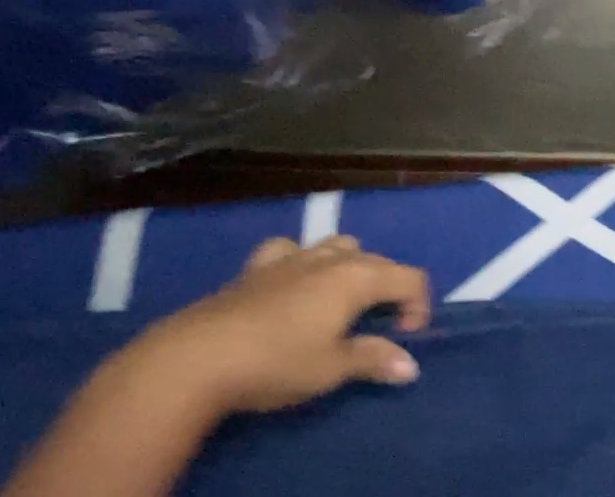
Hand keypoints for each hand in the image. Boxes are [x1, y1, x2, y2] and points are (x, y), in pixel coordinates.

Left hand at [121, 235, 431, 416]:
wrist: (196, 358)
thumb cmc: (276, 362)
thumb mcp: (332, 368)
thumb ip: (374, 359)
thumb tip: (410, 366)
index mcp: (359, 277)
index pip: (411, 279)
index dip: (418, 308)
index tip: (403, 341)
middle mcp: (333, 258)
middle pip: (380, 261)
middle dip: (388, 291)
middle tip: (376, 331)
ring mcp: (294, 257)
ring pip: (339, 246)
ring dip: (351, 268)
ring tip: (340, 304)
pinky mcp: (257, 266)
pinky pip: (291, 250)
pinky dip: (300, 260)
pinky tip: (292, 281)